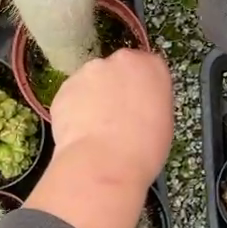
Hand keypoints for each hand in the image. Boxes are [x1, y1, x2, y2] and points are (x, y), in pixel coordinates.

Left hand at [24, 48, 174, 227]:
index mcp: (151, 68)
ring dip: (92, 102)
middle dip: (113, 93)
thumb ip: (152, 106)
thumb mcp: (163, 128)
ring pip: (90, 84)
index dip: (139, 92)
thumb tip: (140, 109)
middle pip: (117, 72)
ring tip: (95, 137)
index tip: (136, 114)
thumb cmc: (144, 155)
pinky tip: (78, 138)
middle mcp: (119, 61)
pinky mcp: (64, 89)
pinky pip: (71, 98)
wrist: (105, 167)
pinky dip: (73, 113)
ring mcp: (88, 73)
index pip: (147, 67)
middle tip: (116, 127)